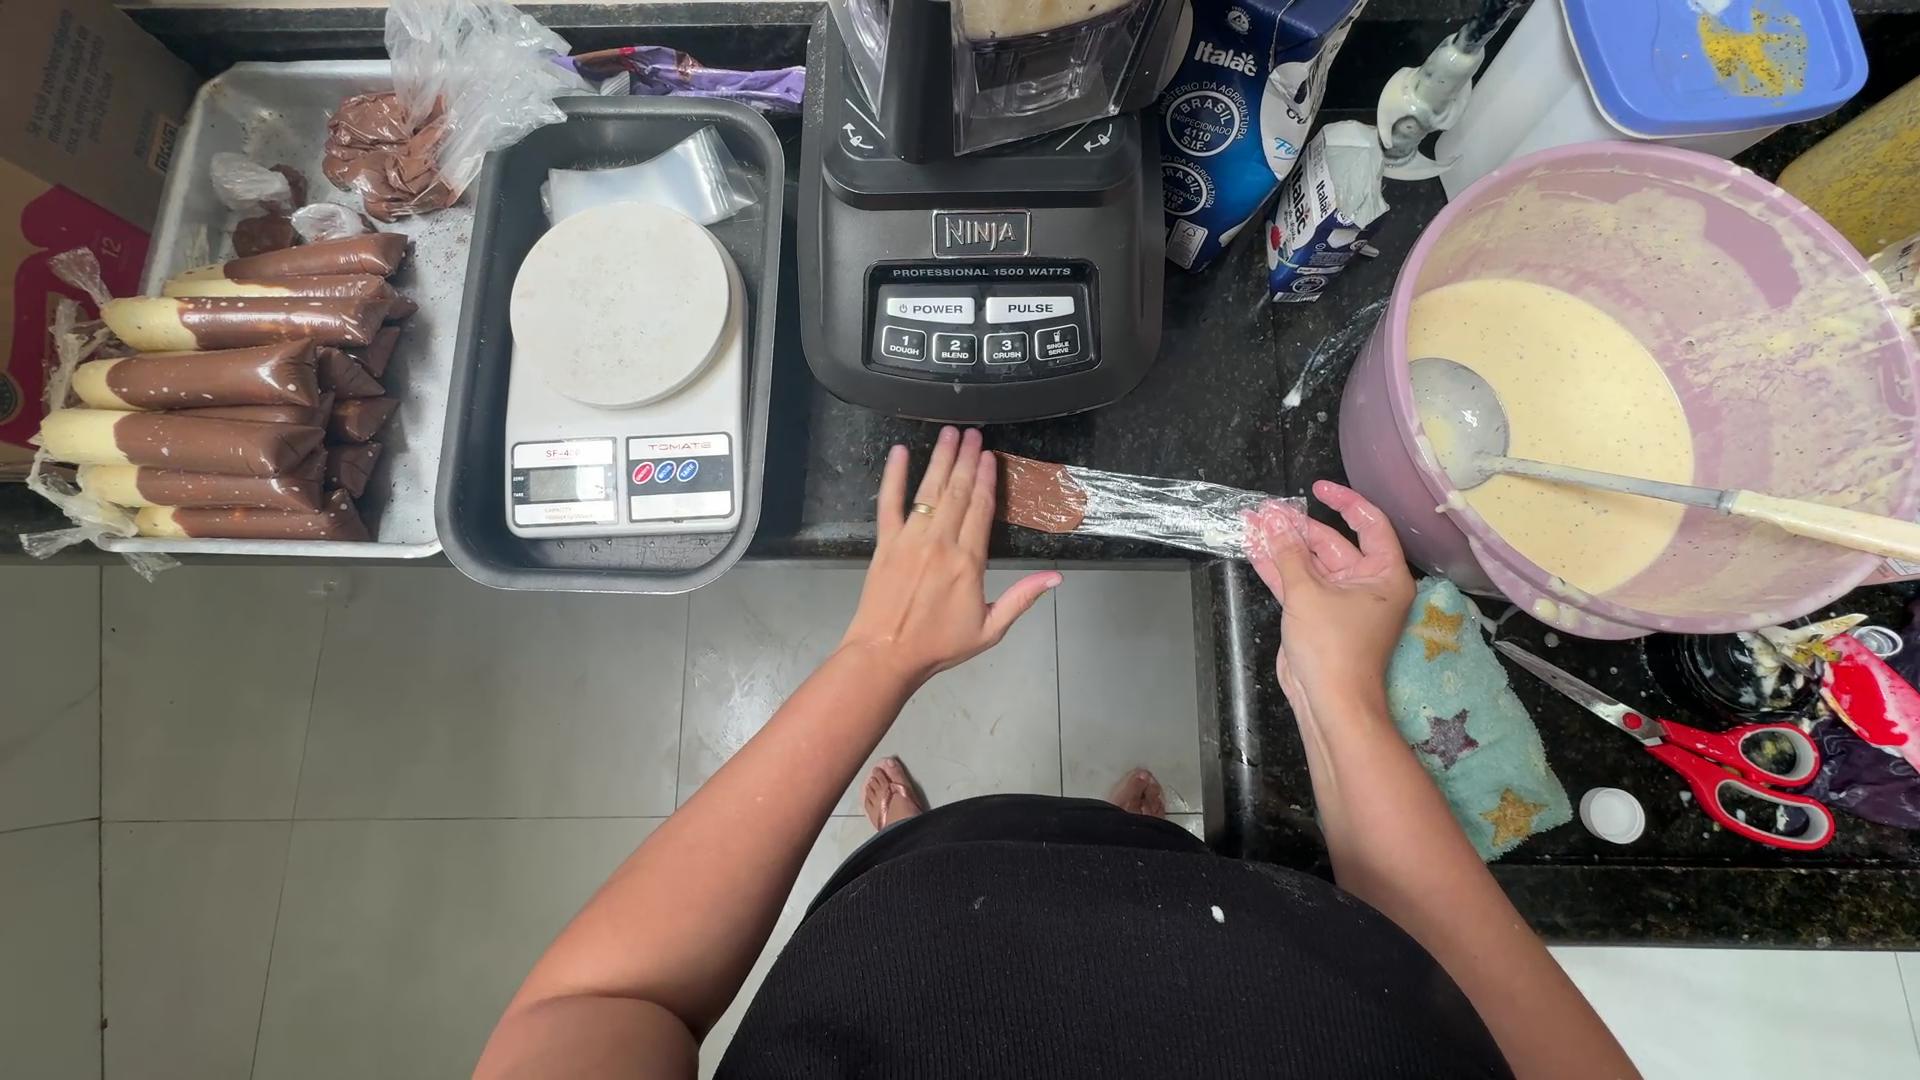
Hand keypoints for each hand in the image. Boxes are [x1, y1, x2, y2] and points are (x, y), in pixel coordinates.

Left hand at [839, 427, 1060, 686]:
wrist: (886, 655)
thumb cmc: (939, 645)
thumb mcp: (990, 629)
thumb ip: (1022, 598)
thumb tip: (1057, 577)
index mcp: (968, 562)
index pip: (981, 509)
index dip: (987, 479)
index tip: (990, 456)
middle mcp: (940, 543)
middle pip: (957, 492)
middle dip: (966, 459)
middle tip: (972, 433)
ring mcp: (910, 539)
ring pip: (929, 491)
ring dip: (940, 459)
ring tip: (949, 434)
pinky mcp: (885, 543)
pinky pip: (889, 503)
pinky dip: (893, 476)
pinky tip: (898, 453)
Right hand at [1245, 480, 1414, 722]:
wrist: (1329, 700)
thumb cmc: (1333, 646)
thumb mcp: (1308, 593)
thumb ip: (1288, 554)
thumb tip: (1272, 523)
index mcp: (1383, 575)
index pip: (1370, 525)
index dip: (1344, 502)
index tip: (1317, 488)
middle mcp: (1364, 584)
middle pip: (1331, 543)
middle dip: (1296, 526)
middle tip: (1266, 510)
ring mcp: (1337, 600)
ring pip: (1307, 562)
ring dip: (1280, 545)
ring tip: (1252, 522)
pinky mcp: (1314, 614)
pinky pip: (1295, 582)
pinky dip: (1275, 567)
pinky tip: (1253, 548)